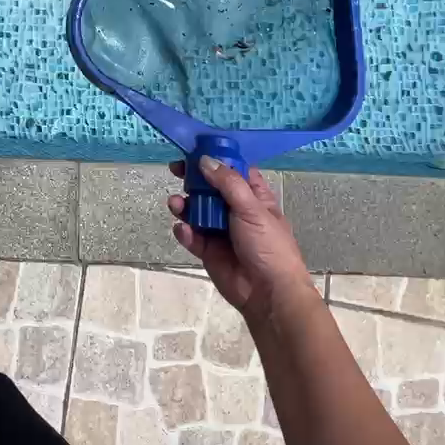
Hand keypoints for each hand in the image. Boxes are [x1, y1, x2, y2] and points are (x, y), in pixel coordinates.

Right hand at [168, 157, 317, 327]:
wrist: (268, 295)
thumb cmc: (268, 247)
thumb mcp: (252, 209)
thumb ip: (227, 183)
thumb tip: (204, 159)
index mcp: (253, 197)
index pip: (234, 170)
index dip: (216, 158)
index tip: (196, 149)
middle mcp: (234, 209)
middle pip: (208, 186)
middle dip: (192, 178)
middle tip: (176, 170)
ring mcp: (219, 229)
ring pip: (195, 208)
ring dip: (183, 204)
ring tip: (176, 205)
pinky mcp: (207, 248)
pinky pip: (190, 234)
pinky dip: (184, 230)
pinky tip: (184, 231)